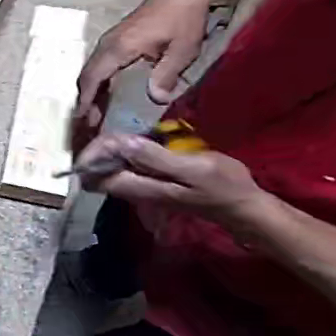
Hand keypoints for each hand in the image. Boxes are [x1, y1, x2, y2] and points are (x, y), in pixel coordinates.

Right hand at [73, 0, 210, 131]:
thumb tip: (156, 101)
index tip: (83, 120)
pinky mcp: (115, 39)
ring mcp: (109, 40)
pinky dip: (97, 81)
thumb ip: (166, 76)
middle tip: (89, 122)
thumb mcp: (182, 51)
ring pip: (90, 70)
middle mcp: (107, 44)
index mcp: (119, 48)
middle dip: (85, 100)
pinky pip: (98, 64)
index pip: (94, 78)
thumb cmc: (185, 19)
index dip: (86, 100)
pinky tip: (106, 91)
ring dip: (90, 91)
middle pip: (86, 76)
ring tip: (95, 111)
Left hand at [78, 135, 265, 222]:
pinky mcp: (150, 179)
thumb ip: (156, 158)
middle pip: (95, 169)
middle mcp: (131, 189)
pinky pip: (125, 163)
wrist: (243, 205)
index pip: (92, 175)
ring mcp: (140, 185)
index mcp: (137, 188)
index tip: (111, 135)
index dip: (93, 153)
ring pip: (109, 165)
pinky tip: (141, 139)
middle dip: (100, 147)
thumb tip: (122, 144)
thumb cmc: (223, 186)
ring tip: (129, 132)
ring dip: (113, 147)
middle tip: (120, 130)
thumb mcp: (194, 169)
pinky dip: (126, 149)